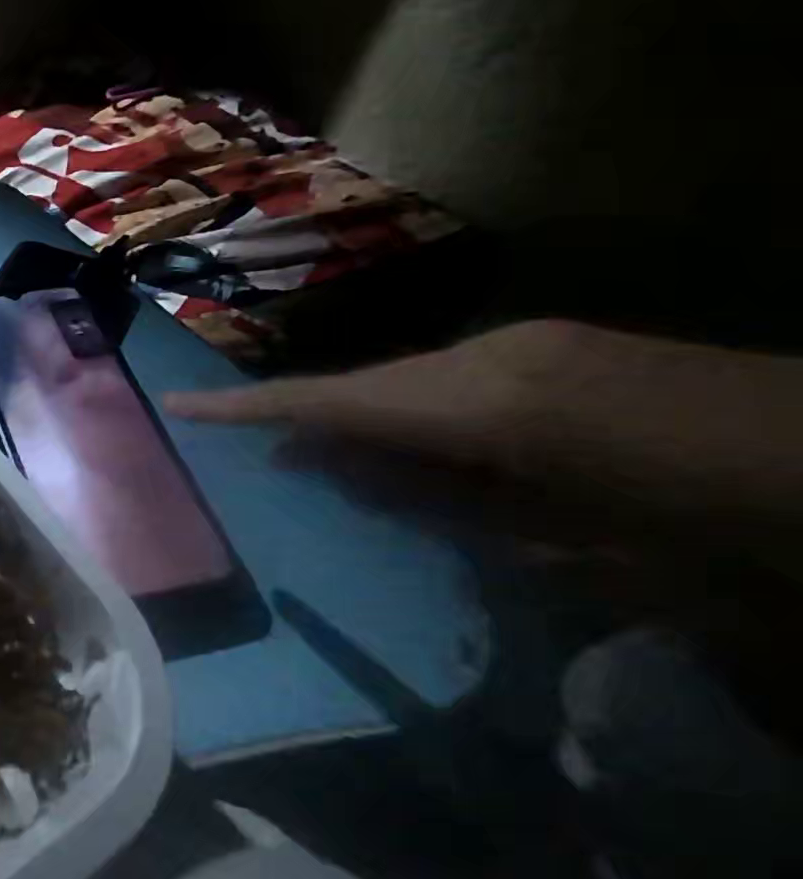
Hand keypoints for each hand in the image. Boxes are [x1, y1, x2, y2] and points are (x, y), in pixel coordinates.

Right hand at [162, 320, 802, 548]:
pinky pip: (450, 379)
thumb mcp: (549, 536)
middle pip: (362, 388)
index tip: (180, 406)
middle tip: (291, 469)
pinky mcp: (553, 344)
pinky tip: (445, 452)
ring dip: (377, 425)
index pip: (327, 401)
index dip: (245, 406)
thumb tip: (325, 465)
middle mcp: (486, 355)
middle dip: (318, 424)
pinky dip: (424, 417)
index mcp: (481, 405)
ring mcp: (524, 342)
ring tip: (372, 472)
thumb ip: (422, 493)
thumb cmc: (699, 522)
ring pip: (406, 383)